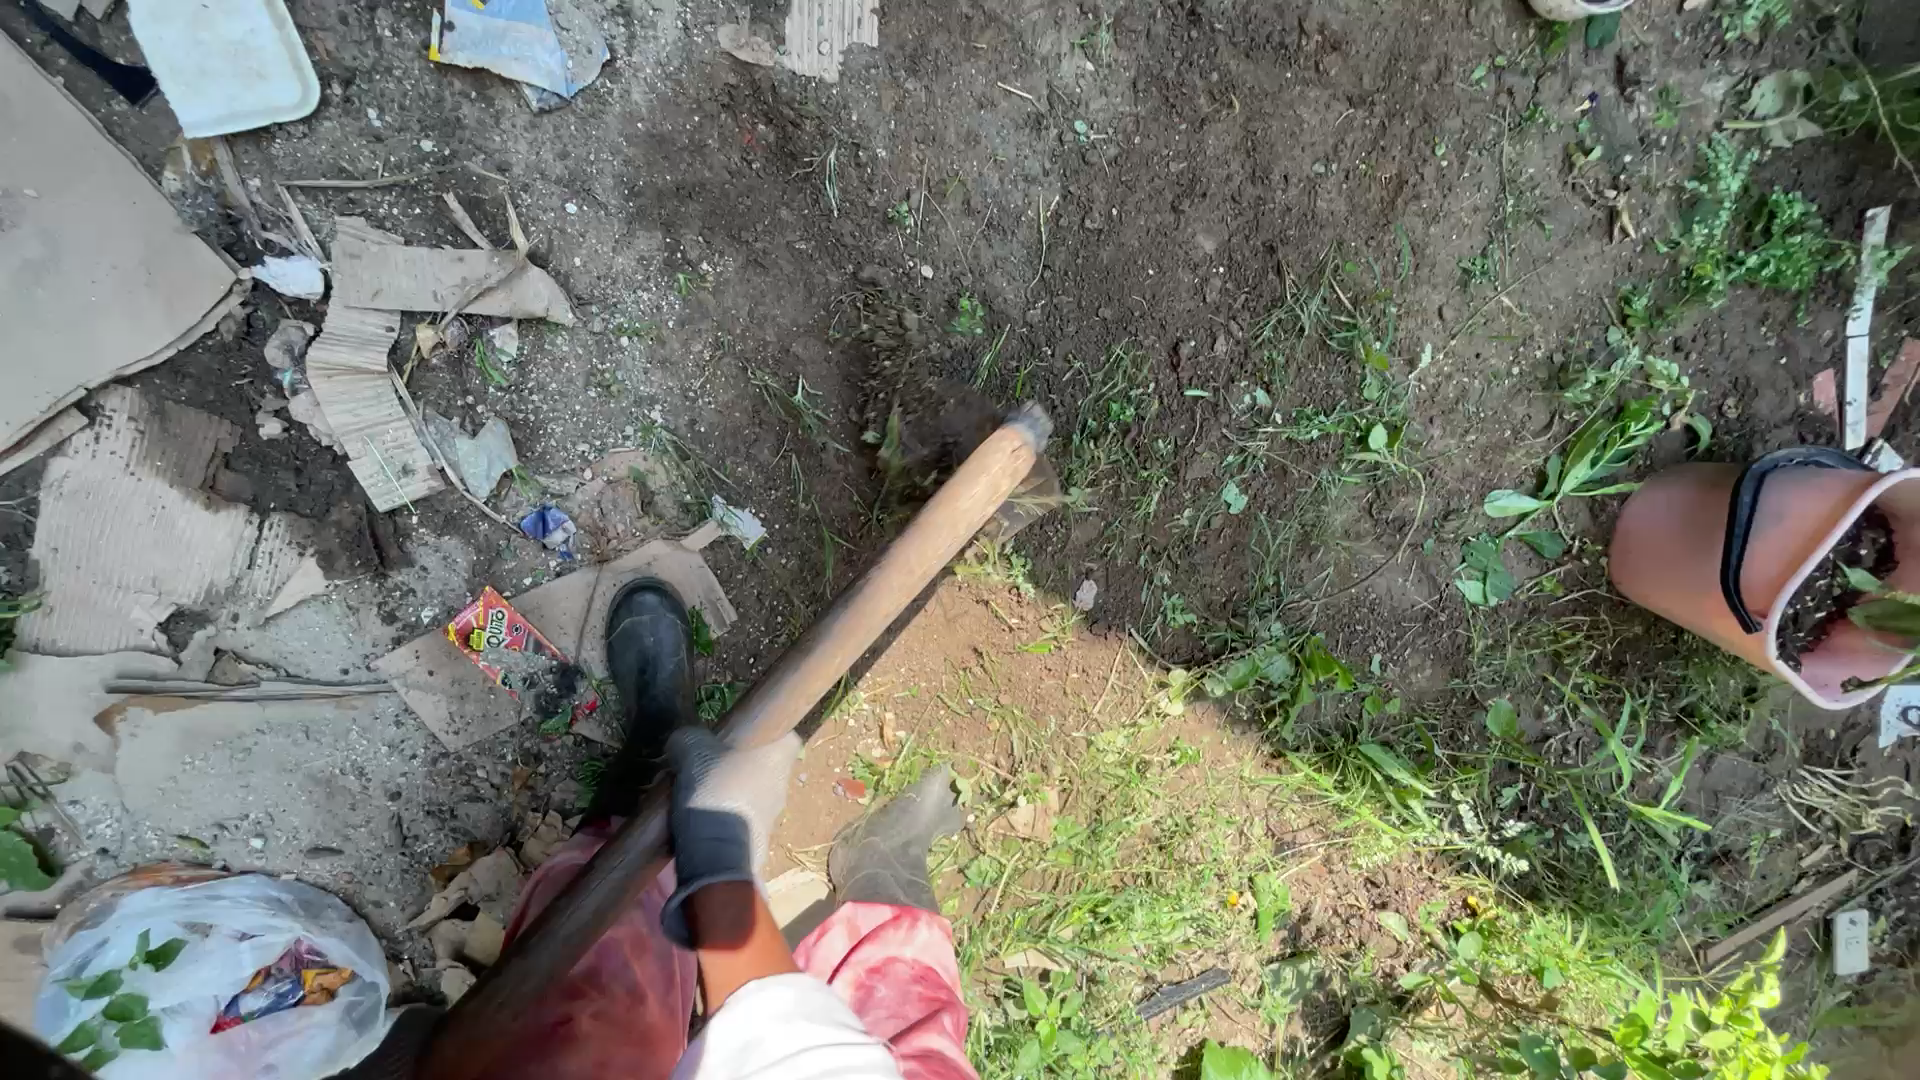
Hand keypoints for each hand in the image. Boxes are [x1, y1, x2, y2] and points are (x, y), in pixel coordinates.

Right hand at [659, 728, 800, 945]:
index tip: (733, 737)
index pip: (781, 733)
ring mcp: (775, 813)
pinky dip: (722, 819)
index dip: (758, 733)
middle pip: (762, 764)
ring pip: (751, 793)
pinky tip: (697, 821)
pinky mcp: (758, 840)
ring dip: (728, 794)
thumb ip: (689, 738)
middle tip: (704, 766)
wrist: (718, 855)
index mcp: (782, 753)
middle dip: (736, 765)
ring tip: (694, 796)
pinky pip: (739, 821)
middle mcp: (785, 781)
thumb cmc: (716, 790)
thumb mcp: (693, 751)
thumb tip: (682, 739)